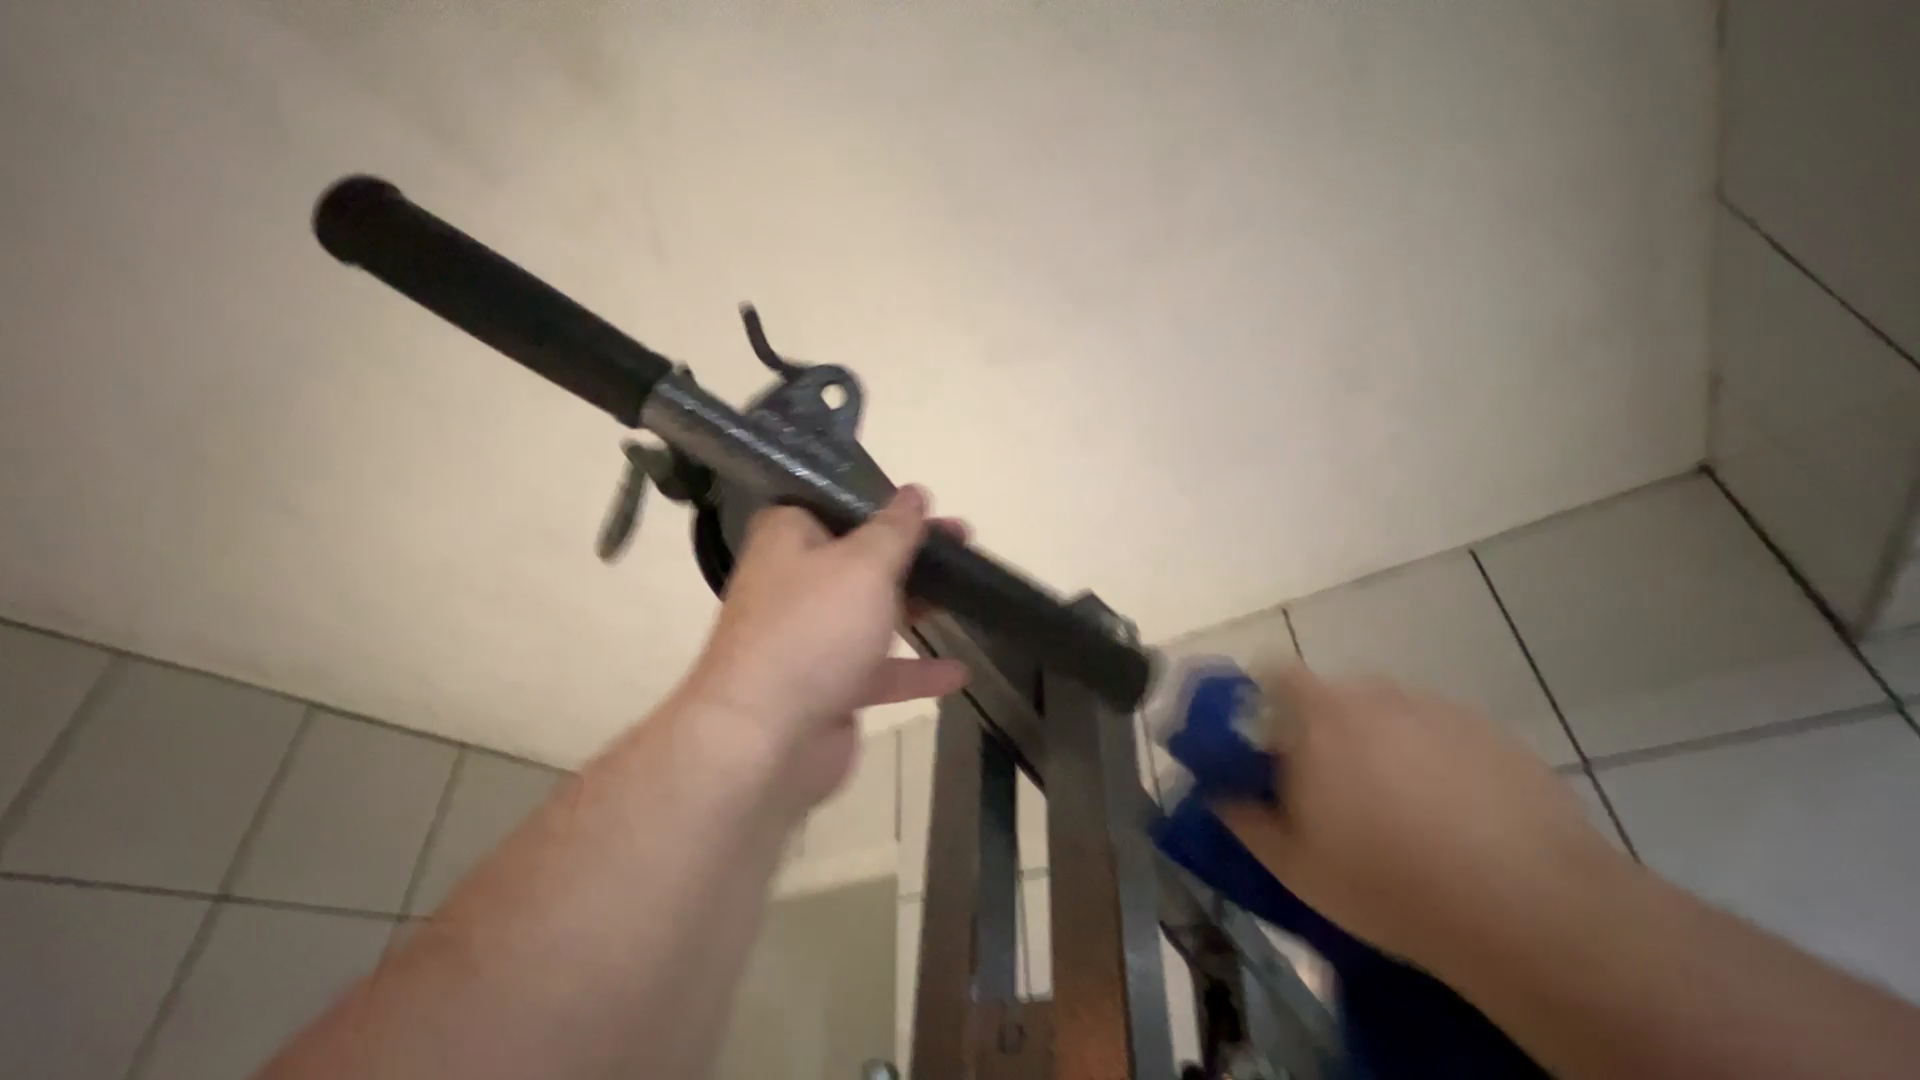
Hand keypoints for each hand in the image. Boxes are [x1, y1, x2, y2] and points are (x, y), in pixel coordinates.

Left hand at [679, 486, 969, 807]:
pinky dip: (914, 670)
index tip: (925, 504)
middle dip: (911, 554)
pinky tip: (957, 672)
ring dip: (916, 605)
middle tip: (962, 540)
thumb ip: (895, 530)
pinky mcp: (827, 688)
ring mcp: (809, 638)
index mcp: (788, 539)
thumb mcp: (863, 566)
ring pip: (870, 613)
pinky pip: (877, 671)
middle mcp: (793, 583)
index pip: (833, 505)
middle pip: (860, 559)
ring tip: (969, 591)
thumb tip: (913, 493)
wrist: (763, 738)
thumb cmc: (812, 631)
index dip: (880, 503)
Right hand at [1214, 667, 1622, 966]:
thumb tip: (1219, 791)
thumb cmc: (1389, 883)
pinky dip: (1433, 761)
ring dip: (1379, 746)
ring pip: (1390, 716)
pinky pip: (1441, 735)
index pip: (1273, 674)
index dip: (1261, 704)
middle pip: (1333, 696)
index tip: (1266, 750)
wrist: (1532, 908)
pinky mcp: (1494, 734)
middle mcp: (1379, 696)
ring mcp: (1442, 710)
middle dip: (1322, 732)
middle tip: (1330, 792)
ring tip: (1398, 811)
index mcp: (1321, 716)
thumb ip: (1243, 816)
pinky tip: (1453, 818)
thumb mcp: (1294, 866)